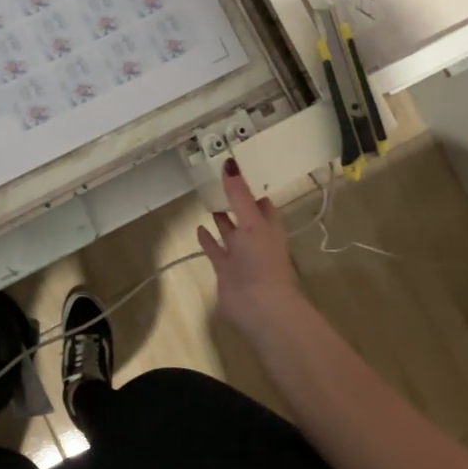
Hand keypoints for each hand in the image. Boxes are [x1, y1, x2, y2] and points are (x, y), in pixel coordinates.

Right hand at [197, 159, 304, 329]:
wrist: (258, 306)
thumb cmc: (261, 259)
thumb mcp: (252, 222)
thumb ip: (239, 195)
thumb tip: (229, 162)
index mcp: (269, 225)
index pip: (260, 199)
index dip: (250, 184)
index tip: (235, 165)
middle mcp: (256, 237)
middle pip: (244, 213)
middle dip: (234, 198)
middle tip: (216, 178)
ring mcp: (240, 255)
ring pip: (229, 231)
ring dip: (221, 217)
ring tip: (207, 198)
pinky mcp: (225, 269)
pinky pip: (215, 250)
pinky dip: (208, 239)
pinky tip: (198, 227)